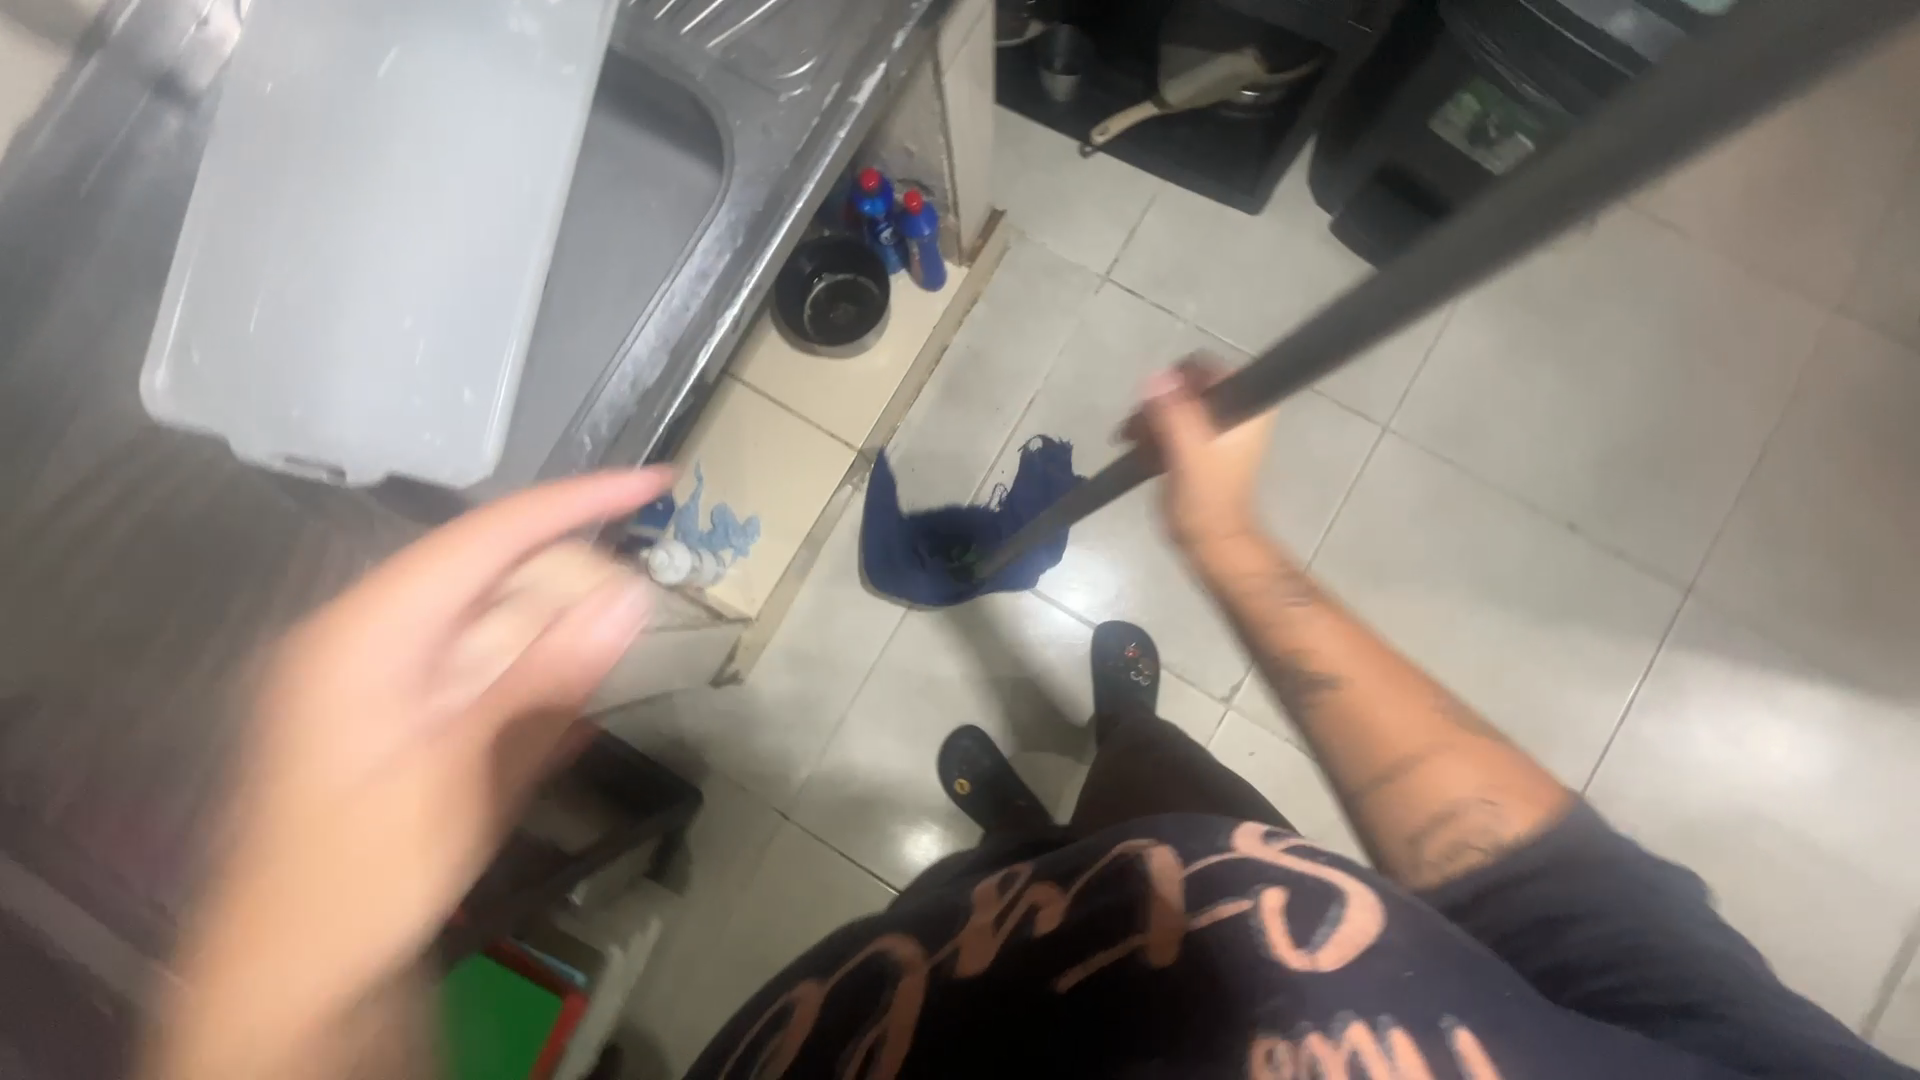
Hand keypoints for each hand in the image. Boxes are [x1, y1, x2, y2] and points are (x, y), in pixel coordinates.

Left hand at [147, 468, 672, 1079]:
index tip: (656, 484)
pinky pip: (502, 675)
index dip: (577, 502)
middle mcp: (384, 637)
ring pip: (510, 629)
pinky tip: (561, 732)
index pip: (488, 535)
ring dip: (564, 651)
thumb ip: (544, 679)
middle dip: (575, 592)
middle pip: (503, 577)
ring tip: (585, 701)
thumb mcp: (460, 773)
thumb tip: (630, 596)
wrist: (300, 982)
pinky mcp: (424, 714)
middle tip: (635, 623)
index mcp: (371, 632)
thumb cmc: (361, 878)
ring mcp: (403, 677)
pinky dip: (545, 691)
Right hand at [1132, 355, 1277, 560]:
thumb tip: (1155, 377)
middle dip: (1157, 406)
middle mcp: (1236, 410)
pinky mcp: (1200, 446)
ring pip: (1174, 406)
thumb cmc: (1205, 497)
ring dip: (1149, 421)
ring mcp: (1217, 429)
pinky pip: (1171, 426)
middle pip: (1186, 387)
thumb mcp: (1188, 451)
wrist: (1208, 539)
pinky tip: (1139, 450)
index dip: (1176, 383)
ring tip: (1133, 442)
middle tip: (1137, 430)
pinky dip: (1153, 434)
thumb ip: (1173, 412)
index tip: (1155, 406)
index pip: (1207, 368)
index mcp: (1246, 405)